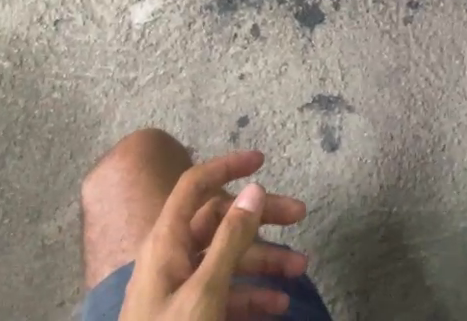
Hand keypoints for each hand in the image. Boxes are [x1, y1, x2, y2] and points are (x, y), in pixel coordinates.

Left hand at [119, 151, 309, 320]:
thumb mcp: (205, 293)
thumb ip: (230, 240)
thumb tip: (254, 189)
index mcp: (166, 243)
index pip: (195, 186)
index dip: (227, 166)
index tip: (263, 161)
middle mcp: (171, 259)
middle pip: (220, 221)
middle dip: (261, 218)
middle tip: (301, 215)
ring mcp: (178, 291)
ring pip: (227, 259)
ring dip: (265, 261)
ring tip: (301, 270)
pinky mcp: (188, 318)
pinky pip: (223, 293)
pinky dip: (251, 295)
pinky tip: (278, 306)